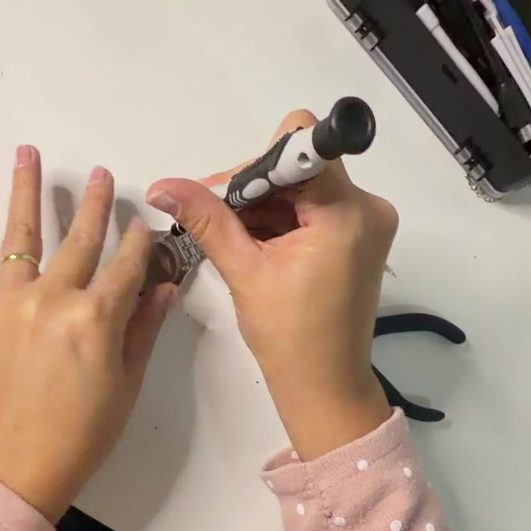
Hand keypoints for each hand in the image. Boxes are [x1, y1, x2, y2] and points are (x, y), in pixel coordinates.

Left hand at [0, 146, 176, 520]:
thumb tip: (163, 289)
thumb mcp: (126, 385)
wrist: (21, 468)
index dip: (140, 245)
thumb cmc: (84, 434)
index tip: (145, 225)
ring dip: (24, 193)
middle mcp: (53, 299)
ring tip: (27, 153)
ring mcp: (10, 306)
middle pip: (79, 241)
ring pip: (20, 239)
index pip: (127, 267)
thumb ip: (142, 331)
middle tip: (99, 174)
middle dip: (93, 205)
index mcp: (97, 317)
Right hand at [147, 110, 398, 458]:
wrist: (324, 385)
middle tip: (219, 225)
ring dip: (265, 208)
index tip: (227, 199)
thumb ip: (207, 221)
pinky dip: (283, 222)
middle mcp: (368, 206)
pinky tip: (259, 250)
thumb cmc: (288, 339)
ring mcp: (368, 222)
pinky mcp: (360, 238)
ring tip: (239, 246)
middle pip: (300, 165)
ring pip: (304, 188)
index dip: (255, 165)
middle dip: (254, 190)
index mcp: (346, 212)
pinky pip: (315, 210)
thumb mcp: (244, 273)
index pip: (298, 144)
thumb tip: (163, 185)